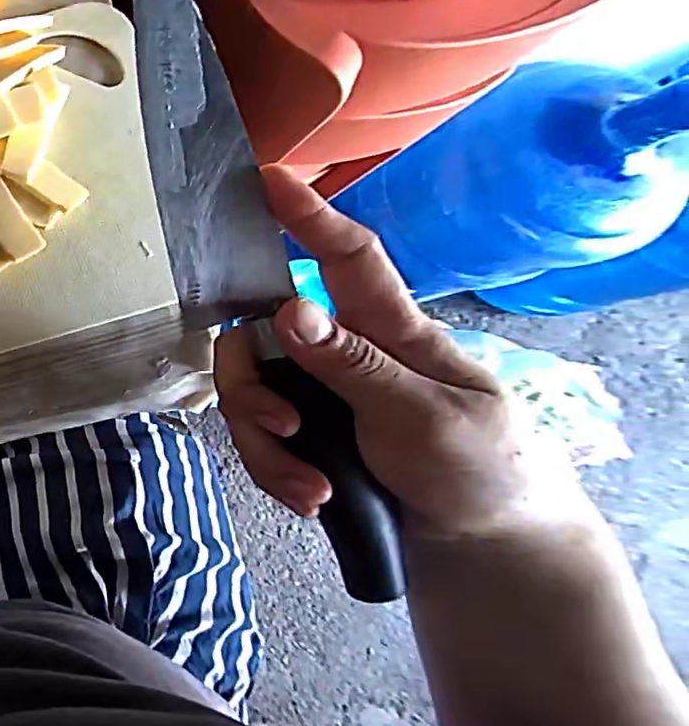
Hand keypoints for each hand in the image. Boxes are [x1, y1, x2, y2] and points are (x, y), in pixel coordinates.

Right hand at [215, 167, 586, 546]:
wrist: (479, 546)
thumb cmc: (482, 470)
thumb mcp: (424, 417)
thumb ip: (352, 364)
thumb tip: (289, 309)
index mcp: (387, 333)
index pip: (345, 260)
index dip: (308, 217)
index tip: (269, 178)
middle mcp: (335, 354)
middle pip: (253, 342)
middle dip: (251, 391)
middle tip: (283, 430)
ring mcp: (310, 395)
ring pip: (242, 397)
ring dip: (265, 449)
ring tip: (311, 489)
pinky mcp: (293, 433)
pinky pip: (251, 439)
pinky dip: (272, 473)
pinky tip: (309, 497)